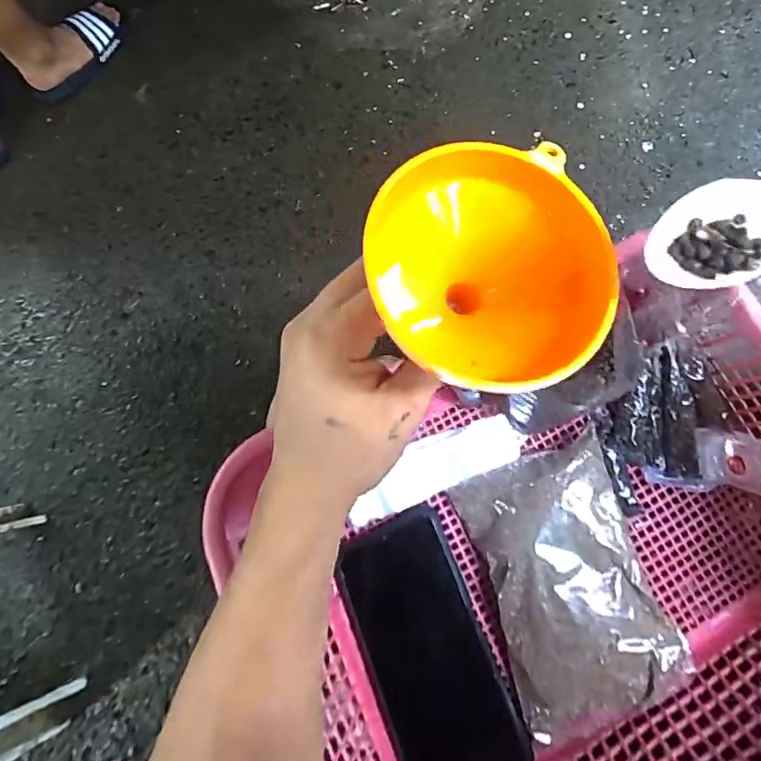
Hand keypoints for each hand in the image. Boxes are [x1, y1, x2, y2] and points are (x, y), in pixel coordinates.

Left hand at [264, 259, 440, 513]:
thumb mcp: (401, 409)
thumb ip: (429, 362)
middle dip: (401, 273)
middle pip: (358, 278)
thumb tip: (457, 329)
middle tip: (444, 272)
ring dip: (387, 289)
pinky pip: (345, 309)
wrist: (305, 490)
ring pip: (351, 291)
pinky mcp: (308, 344)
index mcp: (326, 334)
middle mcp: (307, 322)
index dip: (416, 279)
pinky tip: (404, 313)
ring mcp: (303, 331)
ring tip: (431, 289)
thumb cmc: (350, 454)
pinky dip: (374, 307)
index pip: (377, 288)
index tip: (452, 271)